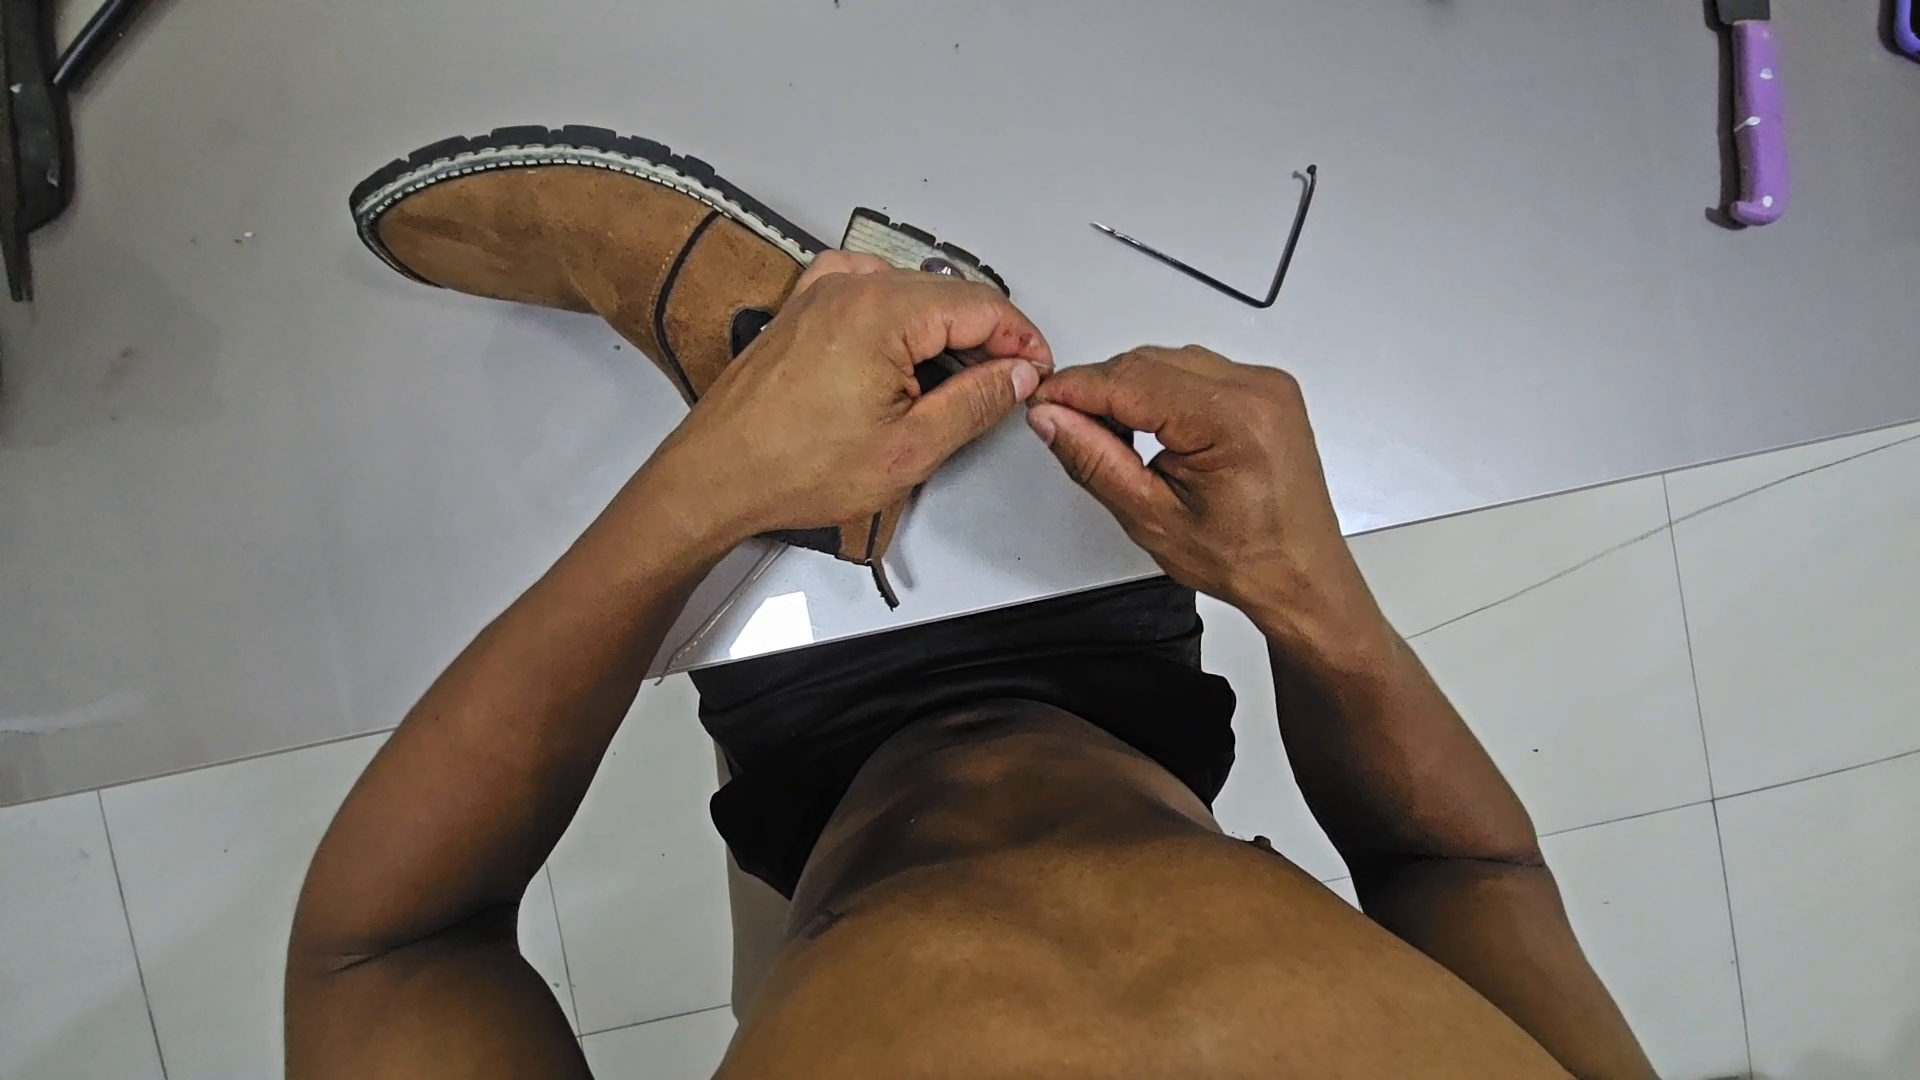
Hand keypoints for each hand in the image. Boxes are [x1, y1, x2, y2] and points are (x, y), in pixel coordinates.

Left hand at [644, 252, 1052, 545]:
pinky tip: (904, 349)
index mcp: (881, 313)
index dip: (1021, 339)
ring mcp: (821, 294)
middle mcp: (848, 289)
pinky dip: (900, 315)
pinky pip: (869, 291)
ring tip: (957, 379)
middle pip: (948, 294)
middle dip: (988, 337)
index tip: (1035, 368)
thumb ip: (974, 404)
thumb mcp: (908, 449)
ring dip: (945, 329)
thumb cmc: (793, 467)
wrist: (718, 476)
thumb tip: (1014, 376)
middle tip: (1005, 382)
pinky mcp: (804, 309)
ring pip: (912, 292)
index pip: (981, 305)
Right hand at [1026, 346, 1384, 652]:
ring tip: (1105, 436)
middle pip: (1147, 363)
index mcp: (1233, 421)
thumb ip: (1094, 460)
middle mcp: (1256, 390)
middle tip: (1062, 425)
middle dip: (1096, 389)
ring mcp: (1264, 385)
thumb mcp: (1150, 516)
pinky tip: (1142, 424)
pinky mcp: (1263, 390)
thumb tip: (1051, 419)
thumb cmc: (1243, 557)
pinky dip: (1156, 391)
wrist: (1299, 572)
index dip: (1075, 388)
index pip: (1130, 382)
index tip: (1041, 402)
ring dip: (1125, 389)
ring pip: (1166, 361)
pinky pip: (1192, 370)